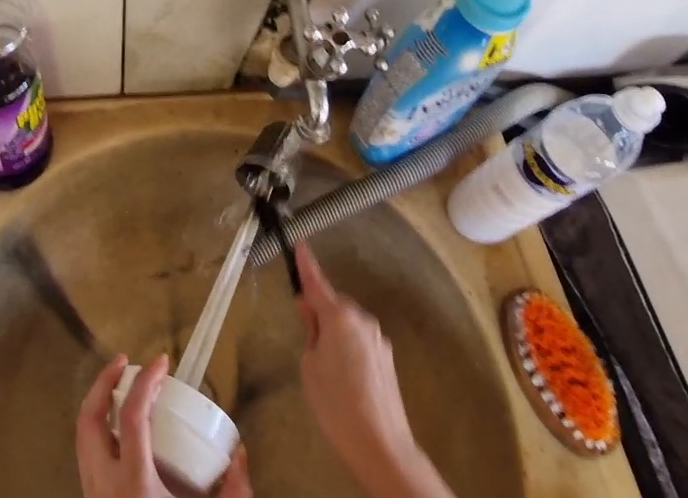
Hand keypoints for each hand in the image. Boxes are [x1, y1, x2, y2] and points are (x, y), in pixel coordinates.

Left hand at [77, 353, 251, 497]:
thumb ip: (234, 492)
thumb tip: (238, 452)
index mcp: (135, 486)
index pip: (132, 418)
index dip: (145, 384)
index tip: (162, 362)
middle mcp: (104, 488)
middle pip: (88, 421)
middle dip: (102, 384)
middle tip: (125, 362)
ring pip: (81, 439)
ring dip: (96, 406)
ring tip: (119, 388)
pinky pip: (86, 458)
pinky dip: (97, 433)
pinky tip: (117, 431)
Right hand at [295, 243, 452, 497]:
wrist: (380, 443)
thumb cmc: (336, 404)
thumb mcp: (310, 365)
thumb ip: (310, 331)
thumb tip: (311, 311)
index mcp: (340, 317)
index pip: (317, 282)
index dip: (306, 263)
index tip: (301, 243)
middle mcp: (362, 320)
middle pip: (334, 305)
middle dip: (319, 313)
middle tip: (306, 344)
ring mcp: (378, 338)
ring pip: (347, 324)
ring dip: (335, 334)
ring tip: (326, 371)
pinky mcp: (386, 357)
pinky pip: (359, 341)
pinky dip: (348, 348)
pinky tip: (344, 380)